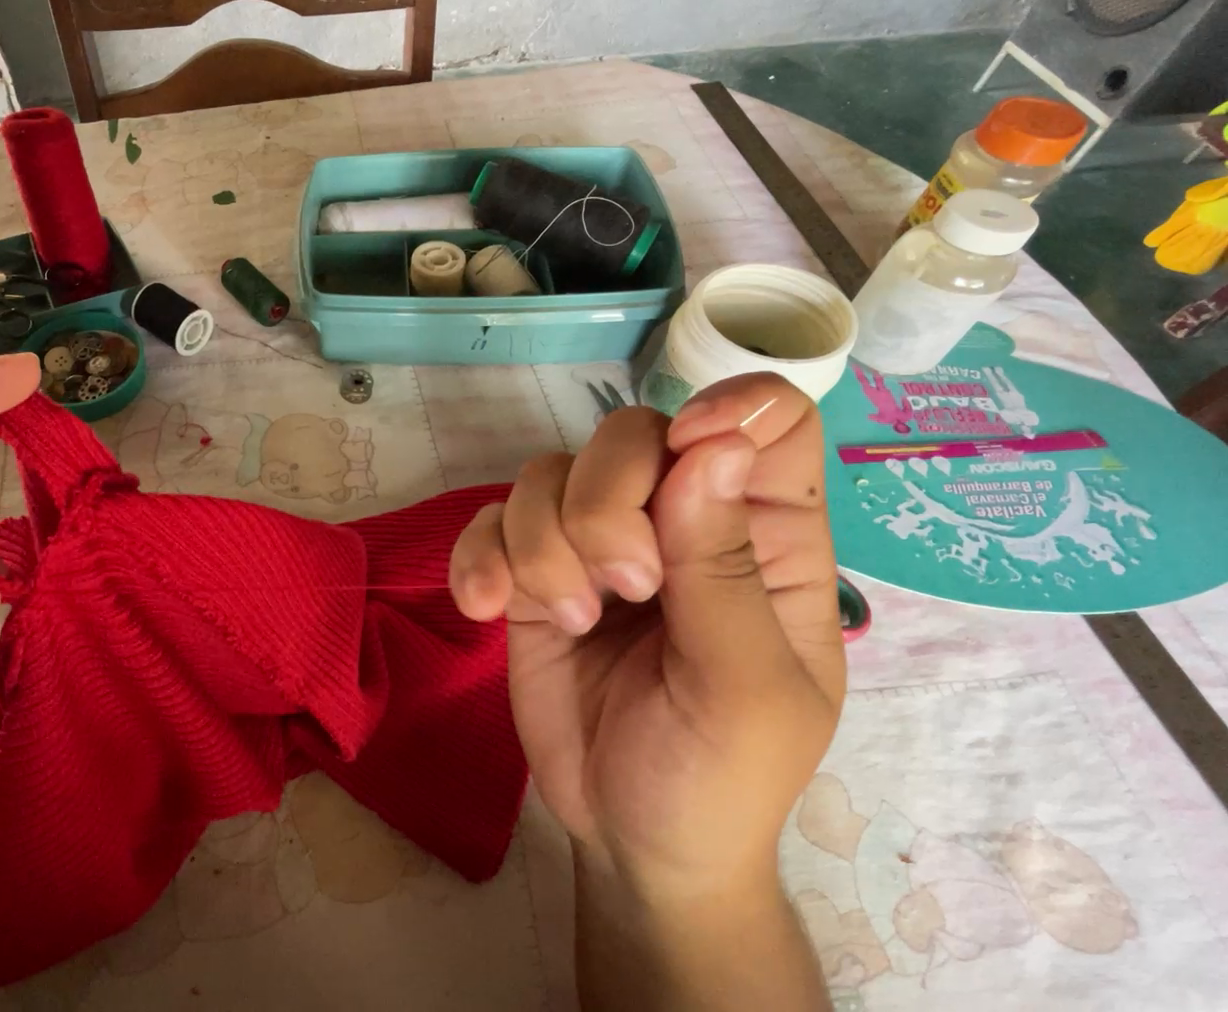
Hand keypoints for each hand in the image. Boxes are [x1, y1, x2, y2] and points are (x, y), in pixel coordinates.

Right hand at [449, 373, 845, 898]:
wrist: (629, 837)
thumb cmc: (720, 774)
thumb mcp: (745, 689)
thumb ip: (723, 568)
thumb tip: (709, 443)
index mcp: (764, 538)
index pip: (769, 422)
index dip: (731, 410)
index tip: (685, 454)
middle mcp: (676, 522)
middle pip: (629, 433)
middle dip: (606, 504)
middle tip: (622, 589)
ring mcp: (593, 546)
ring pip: (545, 475)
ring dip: (542, 546)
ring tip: (569, 622)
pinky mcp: (528, 576)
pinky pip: (487, 524)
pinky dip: (478, 559)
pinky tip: (486, 611)